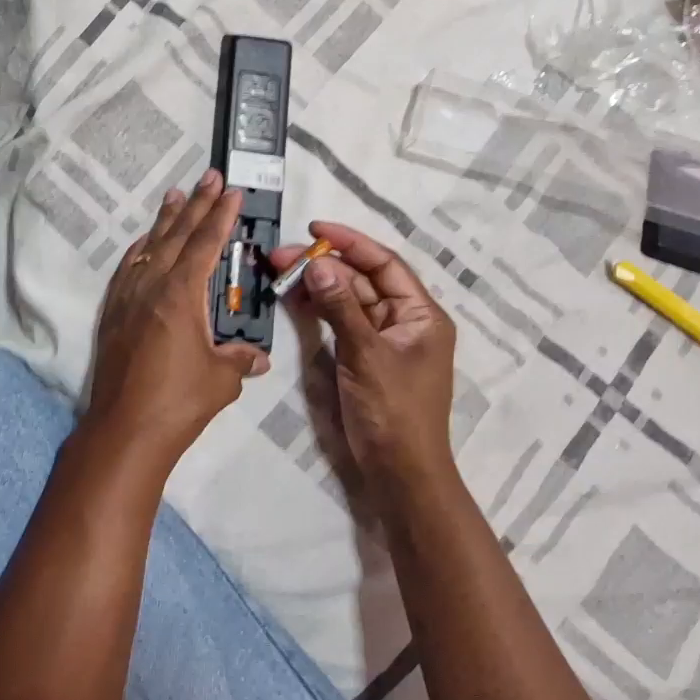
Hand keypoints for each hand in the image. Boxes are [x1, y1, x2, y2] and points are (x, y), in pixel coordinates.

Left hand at [89, 169, 269, 462]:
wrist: (125, 427)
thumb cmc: (178, 401)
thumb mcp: (221, 379)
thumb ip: (239, 359)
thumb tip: (257, 356)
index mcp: (181, 295)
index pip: (205, 245)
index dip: (220, 216)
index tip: (231, 191)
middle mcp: (151, 286)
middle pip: (177, 236)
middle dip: (196, 205)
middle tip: (209, 177)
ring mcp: (127, 298)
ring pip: (149, 248)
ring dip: (165, 221)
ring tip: (176, 196)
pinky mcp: (113, 313)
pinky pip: (127, 270)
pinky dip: (139, 251)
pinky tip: (143, 244)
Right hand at [271, 221, 456, 481]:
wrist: (399, 471)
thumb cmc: (394, 410)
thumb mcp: (367, 354)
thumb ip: (341, 308)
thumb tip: (316, 264)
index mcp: (421, 314)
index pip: (385, 263)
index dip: (350, 242)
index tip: (314, 228)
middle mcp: (405, 320)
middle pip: (362, 278)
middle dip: (323, 264)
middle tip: (279, 257)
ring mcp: (383, 338)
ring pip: (347, 298)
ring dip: (317, 284)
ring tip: (279, 272)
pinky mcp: (364, 356)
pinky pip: (341, 321)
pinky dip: (319, 308)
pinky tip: (293, 298)